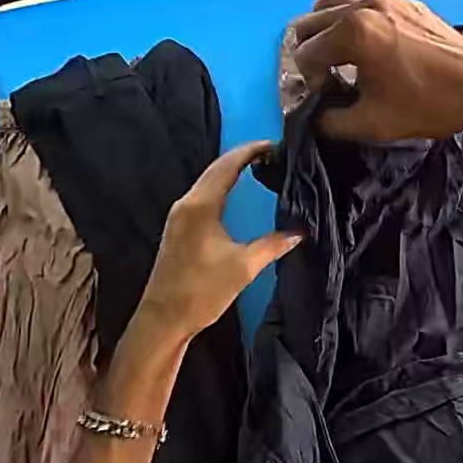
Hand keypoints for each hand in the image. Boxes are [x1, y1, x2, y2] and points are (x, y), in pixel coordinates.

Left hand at [136, 141, 300, 339]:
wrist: (163, 319)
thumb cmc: (202, 291)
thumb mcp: (244, 267)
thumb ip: (272, 245)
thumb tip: (300, 231)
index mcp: (201, 206)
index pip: (228, 166)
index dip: (251, 151)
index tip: (274, 144)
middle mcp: (187, 203)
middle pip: (216, 168)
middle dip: (243, 156)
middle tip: (272, 153)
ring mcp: (179, 214)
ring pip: (208, 180)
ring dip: (231, 169)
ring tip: (259, 166)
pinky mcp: (178, 225)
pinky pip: (203, 193)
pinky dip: (222, 184)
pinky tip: (236, 190)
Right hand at [288, 0, 462, 140]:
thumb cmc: (429, 103)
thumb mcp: (373, 124)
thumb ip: (331, 123)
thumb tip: (314, 116)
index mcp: (353, 32)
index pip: (305, 54)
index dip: (310, 81)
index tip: (329, 97)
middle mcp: (362, 6)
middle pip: (309, 24)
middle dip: (309, 54)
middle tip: (324, 79)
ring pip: (326, 2)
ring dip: (319, 28)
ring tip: (332, 54)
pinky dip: (338, 1)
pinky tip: (339, 15)